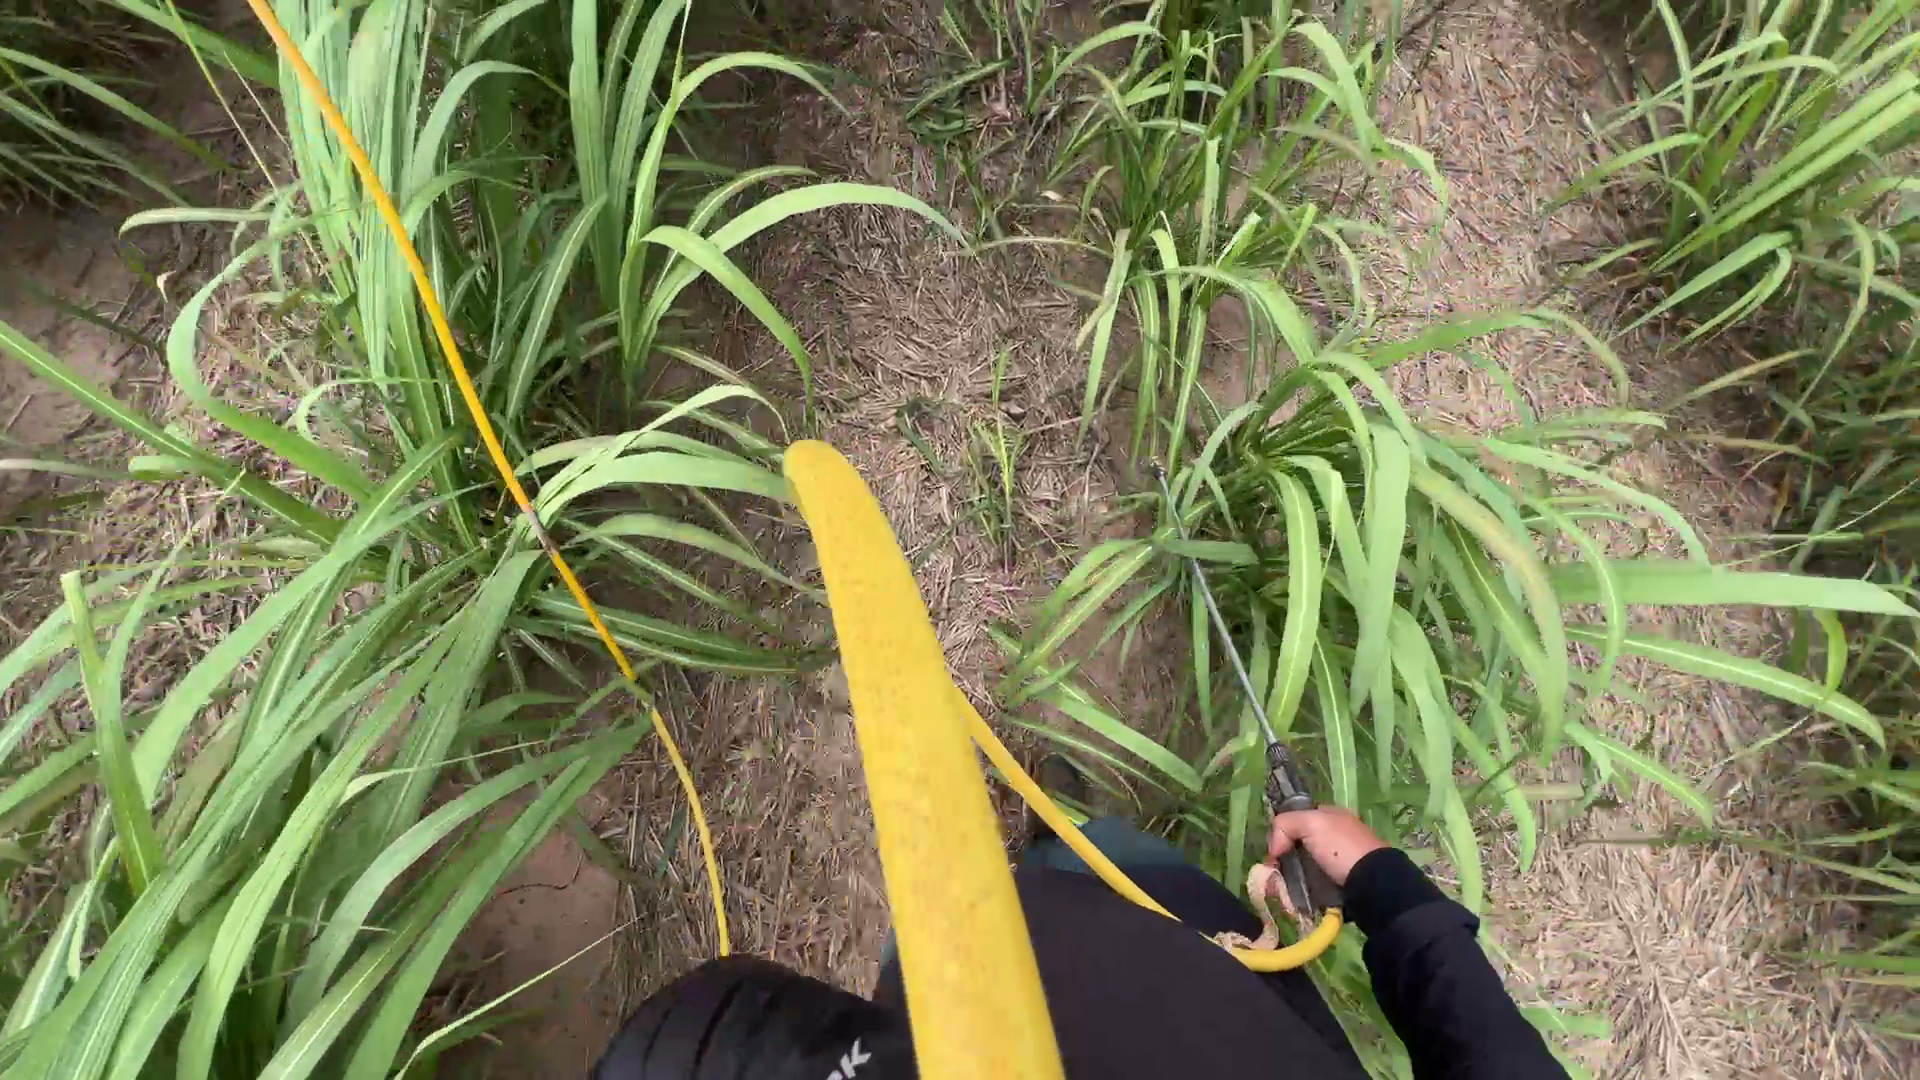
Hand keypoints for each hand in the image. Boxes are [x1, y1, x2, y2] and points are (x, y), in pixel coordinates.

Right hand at [1268, 807, 1385, 886]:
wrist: (1374, 884)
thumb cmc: (1341, 847)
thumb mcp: (1310, 823)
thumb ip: (1285, 824)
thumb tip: (1274, 850)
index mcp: (1330, 815)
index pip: (1297, 817)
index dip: (1282, 830)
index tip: (1275, 848)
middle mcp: (1335, 834)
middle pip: (1298, 841)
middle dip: (1284, 855)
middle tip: (1275, 869)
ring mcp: (1339, 859)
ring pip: (1304, 863)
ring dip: (1291, 873)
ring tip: (1281, 885)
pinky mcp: (1342, 882)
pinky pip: (1314, 881)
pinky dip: (1303, 886)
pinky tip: (1295, 892)